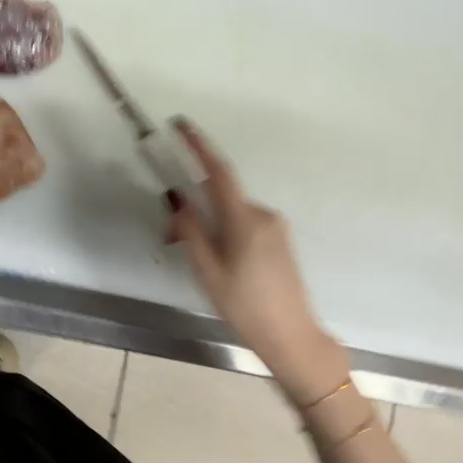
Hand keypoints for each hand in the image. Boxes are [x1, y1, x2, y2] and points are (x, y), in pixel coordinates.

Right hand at [168, 121, 347, 398]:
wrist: (292, 337)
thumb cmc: (245, 307)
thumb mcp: (208, 272)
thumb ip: (191, 232)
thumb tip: (176, 200)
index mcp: (244, 220)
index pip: (217, 172)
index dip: (198, 146)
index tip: (180, 125)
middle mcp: (263, 215)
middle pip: (219, 196)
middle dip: (192, 207)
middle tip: (170, 237)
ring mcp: (275, 227)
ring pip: (230, 212)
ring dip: (207, 224)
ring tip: (191, 257)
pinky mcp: (279, 240)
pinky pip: (243, 224)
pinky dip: (223, 232)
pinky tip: (217, 262)